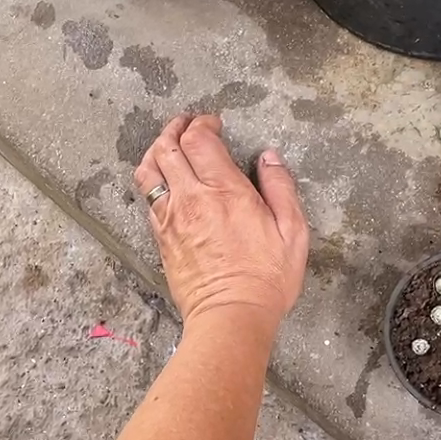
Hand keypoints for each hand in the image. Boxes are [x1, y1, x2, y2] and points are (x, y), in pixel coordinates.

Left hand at [134, 115, 308, 325]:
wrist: (230, 317)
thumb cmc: (265, 278)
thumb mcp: (293, 231)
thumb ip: (280, 187)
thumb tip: (269, 158)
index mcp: (225, 191)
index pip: (199, 140)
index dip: (202, 123)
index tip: (212, 123)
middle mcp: (191, 198)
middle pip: (167, 147)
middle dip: (174, 128)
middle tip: (184, 123)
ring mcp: (171, 218)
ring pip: (148, 170)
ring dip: (155, 150)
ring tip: (167, 145)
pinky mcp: (161, 238)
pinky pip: (147, 199)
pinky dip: (151, 180)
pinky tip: (163, 182)